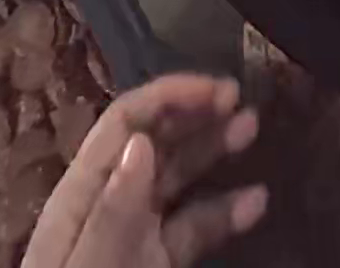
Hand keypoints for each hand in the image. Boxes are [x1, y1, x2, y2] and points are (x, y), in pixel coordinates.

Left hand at [23, 74, 266, 267]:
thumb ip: (112, 215)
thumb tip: (142, 141)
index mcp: (84, 195)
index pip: (126, 121)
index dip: (171, 94)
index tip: (219, 90)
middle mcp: (110, 204)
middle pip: (155, 139)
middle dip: (196, 112)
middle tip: (240, 98)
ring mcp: (134, 236)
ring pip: (178, 176)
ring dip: (214, 148)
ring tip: (253, 127)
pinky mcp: (154, 266)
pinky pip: (193, 227)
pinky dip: (224, 210)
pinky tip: (255, 202)